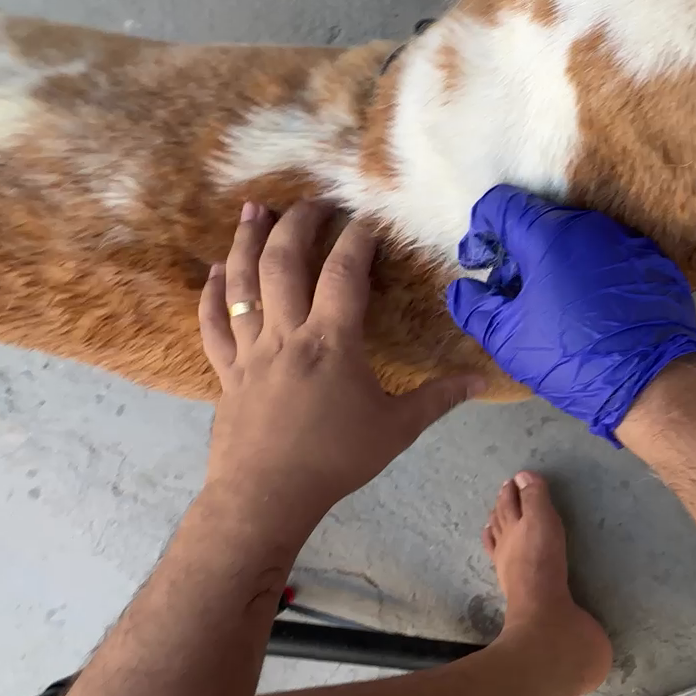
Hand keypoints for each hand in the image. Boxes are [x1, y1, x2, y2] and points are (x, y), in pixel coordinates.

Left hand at [199, 201, 483, 518]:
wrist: (268, 494)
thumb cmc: (338, 457)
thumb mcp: (400, 427)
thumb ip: (440, 397)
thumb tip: (482, 380)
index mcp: (332, 343)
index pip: (343, 277)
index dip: (355, 242)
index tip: (366, 220)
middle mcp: (287, 335)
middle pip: (283, 265)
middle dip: (297, 225)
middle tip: (310, 201)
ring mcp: (250, 351)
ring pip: (241, 284)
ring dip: (245, 242)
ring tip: (252, 209)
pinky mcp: (227, 372)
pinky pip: (213, 323)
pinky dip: (213, 293)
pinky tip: (215, 272)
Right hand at [446, 185, 695, 442]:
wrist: (654, 382)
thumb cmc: (573, 359)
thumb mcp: (508, 339)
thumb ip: (474, 307)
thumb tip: (464, 289)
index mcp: (550, 235)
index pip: (503, 205)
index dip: (481, 230)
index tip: (481, 263)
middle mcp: (592, 227)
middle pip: (542, 220)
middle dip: (519, 251)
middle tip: (513, 292)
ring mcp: (629, 242)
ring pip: (579, 238)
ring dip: (557, 261)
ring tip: (553, 304)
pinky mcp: (655, 263)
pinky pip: (612, 256)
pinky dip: (593, 272)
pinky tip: (592, 309)